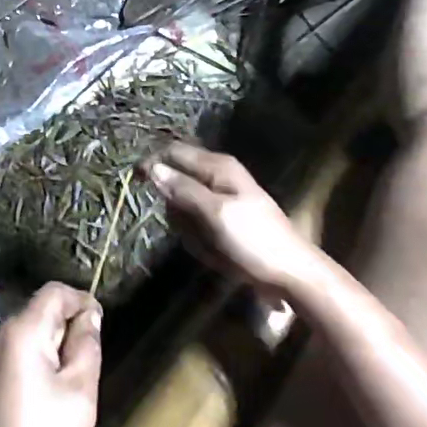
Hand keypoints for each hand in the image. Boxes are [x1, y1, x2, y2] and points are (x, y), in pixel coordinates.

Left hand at [0, 282, 101, 426]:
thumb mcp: (80, 392)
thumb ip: (87, 344)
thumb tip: (90, 313)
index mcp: (19, 330)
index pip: (54, 291)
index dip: (81, 300)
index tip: (101, 325)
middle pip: (39, 310)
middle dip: (66, 327)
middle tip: (86, 363)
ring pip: (27, 332)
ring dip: (51, 346)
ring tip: (68, 383)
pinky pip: (14, 352)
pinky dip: (35, 360)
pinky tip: (46, 396)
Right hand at [146, 144, 318, 294]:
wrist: (291, 275)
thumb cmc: (255, 240)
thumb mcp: (215, 214)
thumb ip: (183, 189)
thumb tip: (152, 168)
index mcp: (218, 166)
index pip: (174, 152)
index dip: (153, 164)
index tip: (136, 183)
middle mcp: (217, 177)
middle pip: (176, 183)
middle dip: (176, 209)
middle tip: (193, 230)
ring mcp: (220, 201)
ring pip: (183, 209)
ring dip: (189, 230)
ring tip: (209, 247)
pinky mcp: (223, 223)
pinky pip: (196, 228)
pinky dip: (201, 243)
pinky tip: (217, 255)